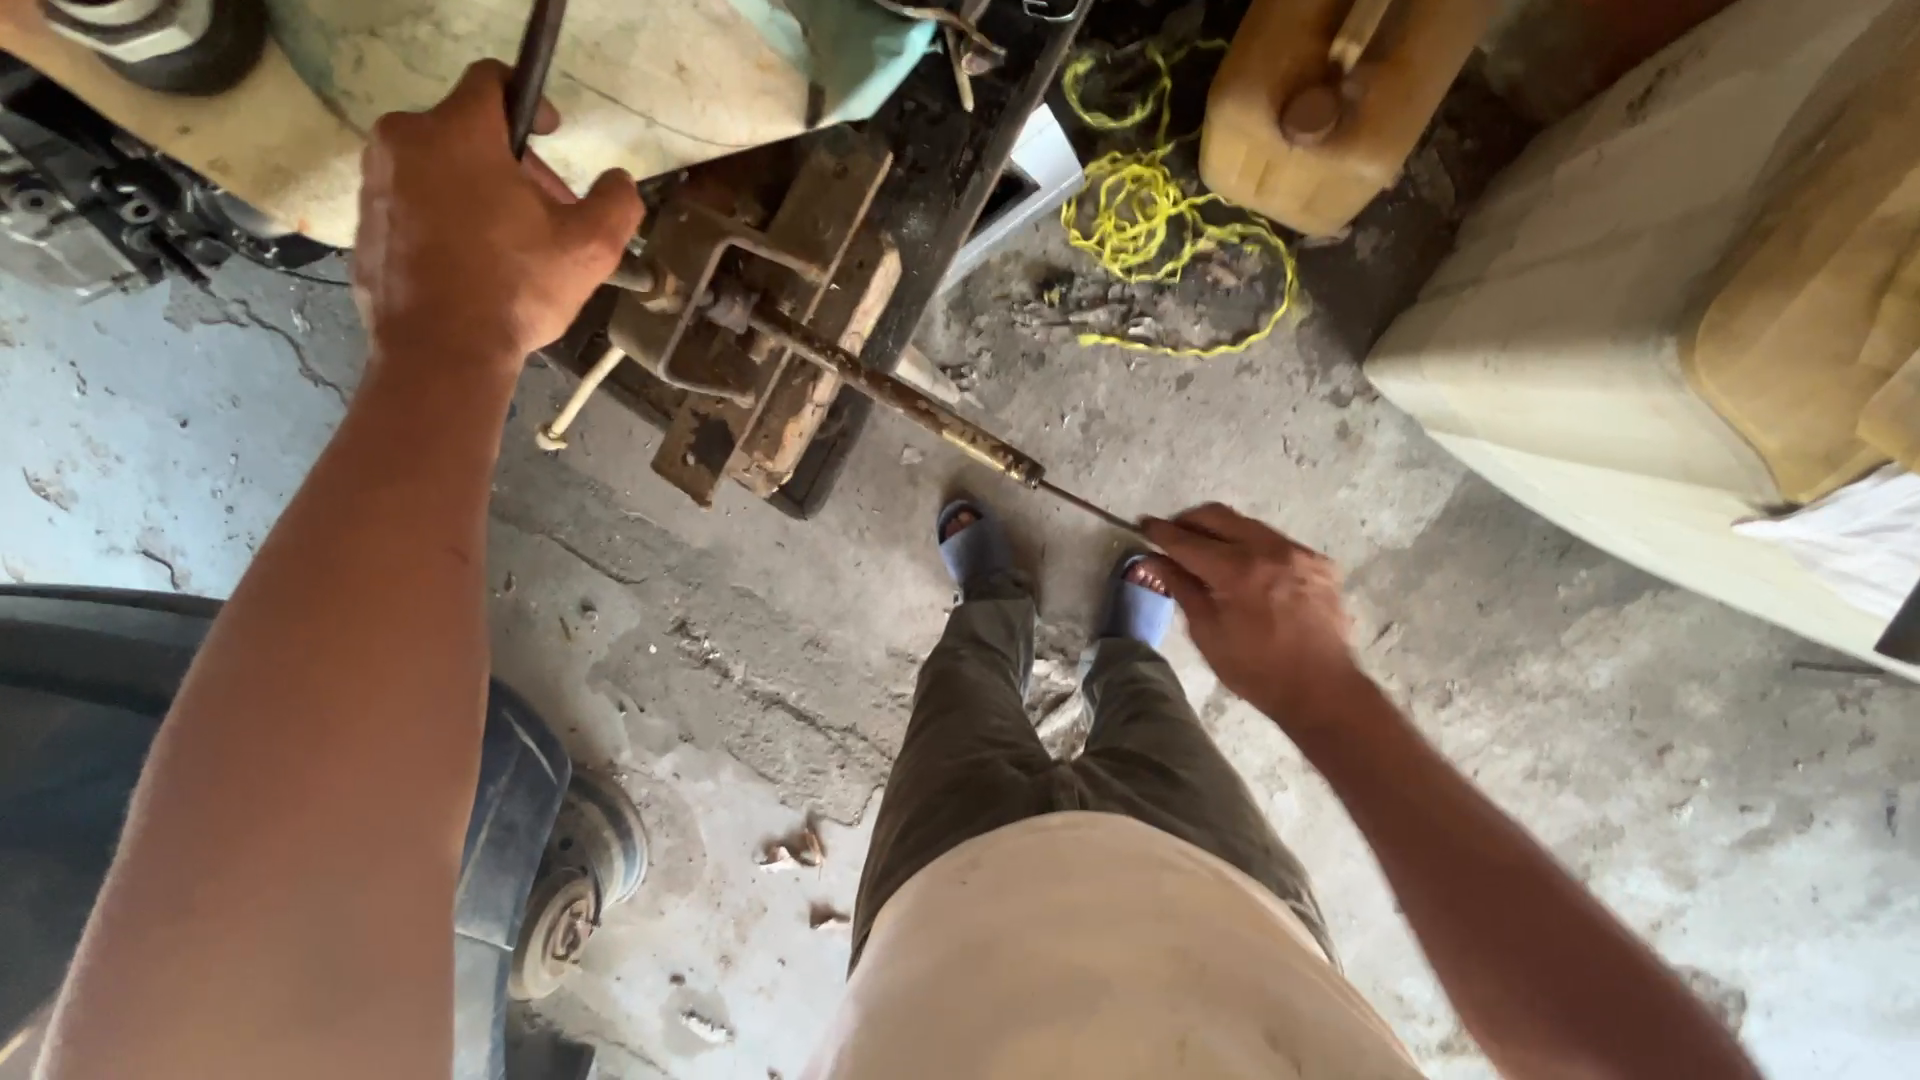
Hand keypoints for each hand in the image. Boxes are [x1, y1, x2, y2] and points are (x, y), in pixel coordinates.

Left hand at [352, 59, 644, 366]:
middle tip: (547, 214)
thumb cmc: (517, 289)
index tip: (551, 135)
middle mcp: (404, 141)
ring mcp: (376, 181)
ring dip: (480, 192)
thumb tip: (619, 182)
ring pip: (440, 167)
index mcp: (458, 133)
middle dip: (513, 165)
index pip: (492, 81)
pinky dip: (447, 219)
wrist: (441, 350)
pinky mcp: (364, 221)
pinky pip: (415, 203)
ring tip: (512, 245)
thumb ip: (617, 203)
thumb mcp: (591, 248)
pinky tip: (476, 264)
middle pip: (469, 131)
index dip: (530, 100)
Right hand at [1143, 504, 1358, 717]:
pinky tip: (1247, 571)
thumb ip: (1181, 587)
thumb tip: (1153, 560)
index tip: (1143, 524)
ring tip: (1207, 553)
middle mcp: (1269, 549)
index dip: (1160, 532)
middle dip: (1188, 521)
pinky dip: (1253, 548)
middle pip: (1217, 516)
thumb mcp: (1206, 632)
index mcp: (1236, 570)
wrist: (1322, 689)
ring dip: (1221, 532)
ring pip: (1248, 524)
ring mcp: (1298, 552)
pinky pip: (1276, 542)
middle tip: (1172, 537)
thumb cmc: (1255, 669)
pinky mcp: (1318, 562)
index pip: (1186, 540)